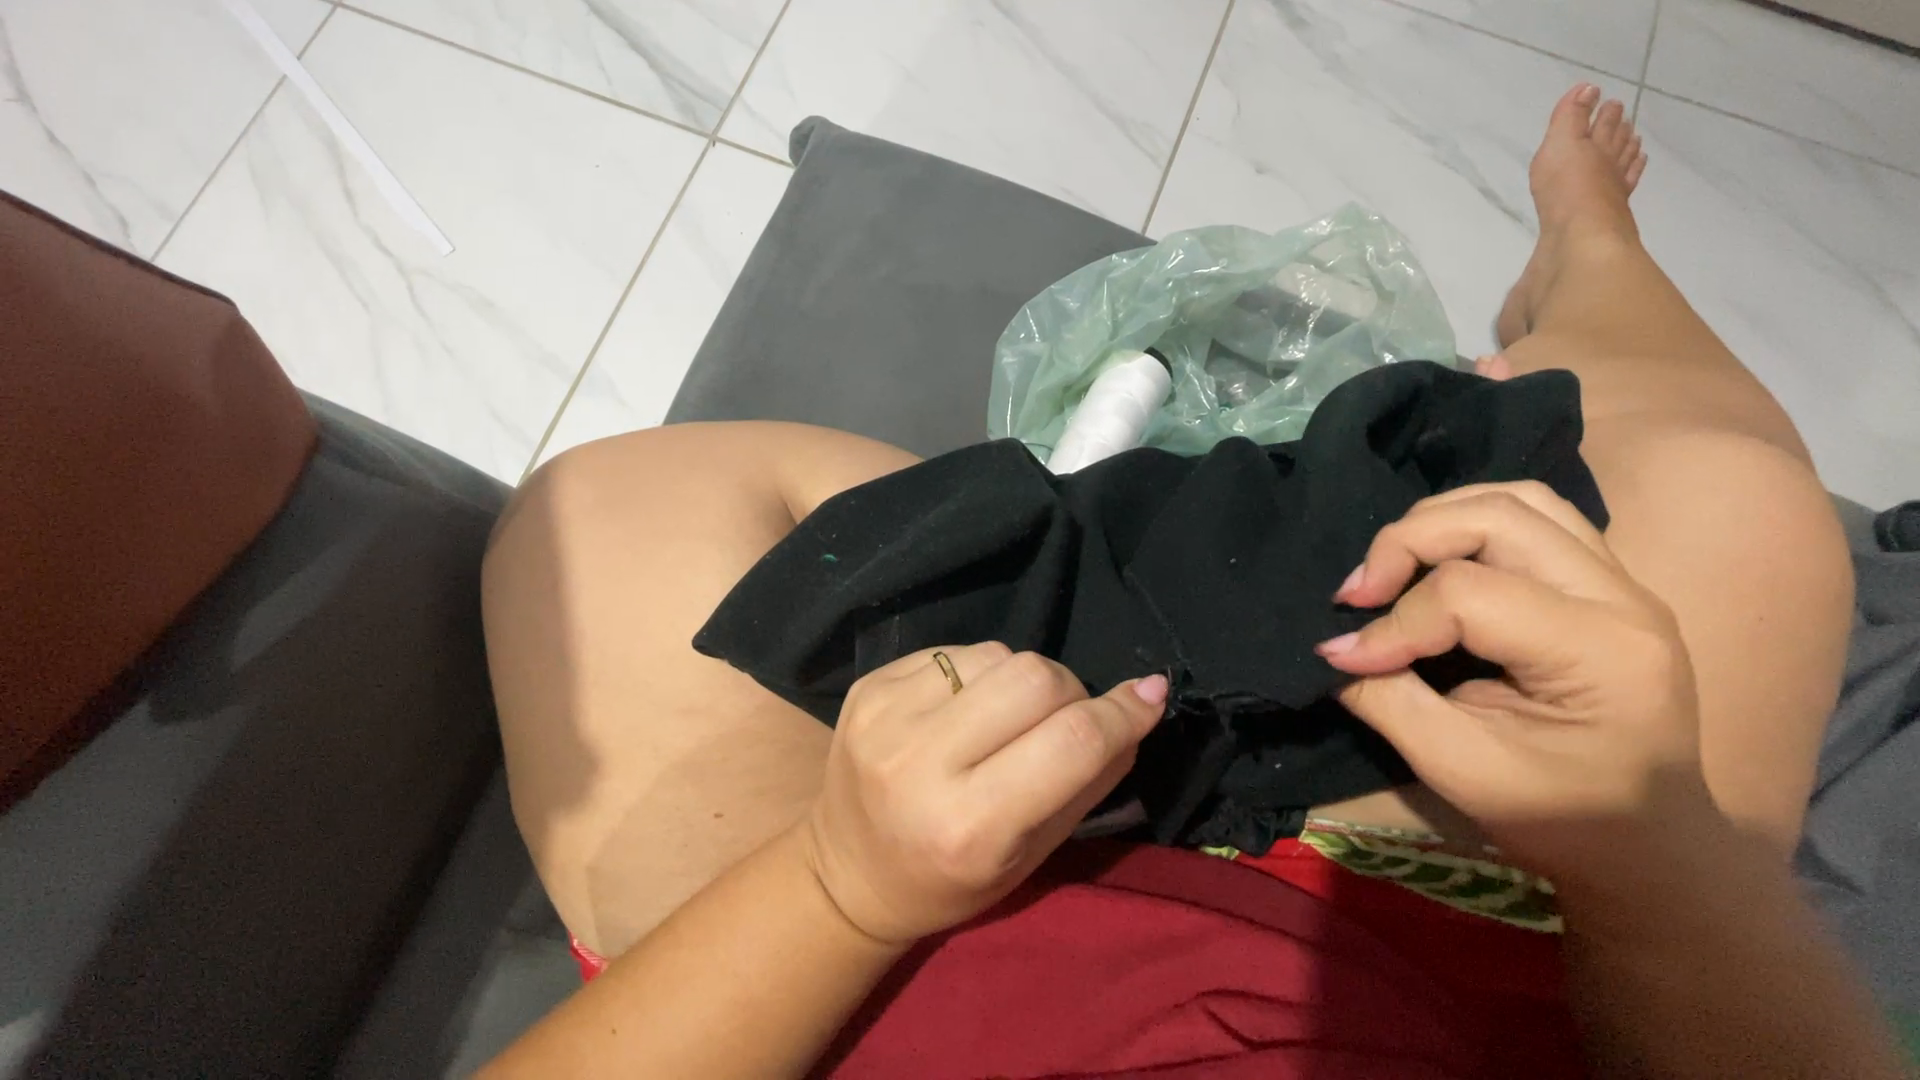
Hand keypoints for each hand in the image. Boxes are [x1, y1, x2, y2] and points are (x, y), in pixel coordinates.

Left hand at [803, 644, 1167, 943]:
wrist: (847, 871)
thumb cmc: (949, 881)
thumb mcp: (1031, 855)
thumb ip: (1090, 780)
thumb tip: (1141, 704)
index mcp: (968, 826)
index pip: (1070, 743)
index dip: (1121, 714)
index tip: (1150, 697)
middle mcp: (919, 764)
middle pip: (1035, 678)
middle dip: (1069, 693)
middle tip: (1062, 720)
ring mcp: (885, 716)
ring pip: (997, 653)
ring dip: (1021, 680)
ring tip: (1005, 719)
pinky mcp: (869, 685)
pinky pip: (954, 650)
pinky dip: (978, 673)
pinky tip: (963, 709)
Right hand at [1317, 481, 1721, 887]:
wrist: (1646, 841)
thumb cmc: (1556, 814)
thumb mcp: (1456, 767)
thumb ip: (1386, 699)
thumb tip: (1333, 650)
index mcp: (1599, 651)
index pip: (1467, 594)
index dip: (1392, 623)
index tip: (1344, 660)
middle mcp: (1621, 598)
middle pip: (1495, 517)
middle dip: (1405, 543)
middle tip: (1358, 593)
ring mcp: (1620, 581)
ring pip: (1516, 500)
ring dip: (1437, 522)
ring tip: (1392, 568)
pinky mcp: (1603, 580)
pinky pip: (1533, 516)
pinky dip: (1469, 523)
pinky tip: (1437, 561)